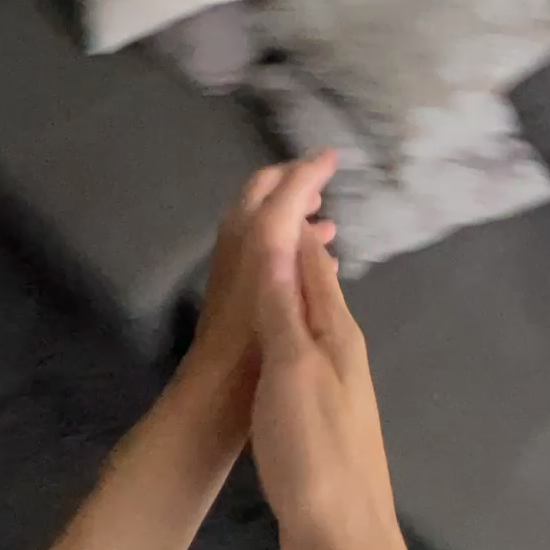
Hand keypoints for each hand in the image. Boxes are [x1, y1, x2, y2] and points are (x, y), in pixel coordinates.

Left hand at [185, 152, 338, 385]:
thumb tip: (313, 186)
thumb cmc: (252, 326)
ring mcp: (237, 266)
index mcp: (251, 230)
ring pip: (266, 223)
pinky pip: (268, 249)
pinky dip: (290, 242)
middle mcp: (239, 240)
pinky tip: (315, 264)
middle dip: (295, 183)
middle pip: (265, 195)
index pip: (280, 183)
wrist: (216, 390)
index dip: (308, 168)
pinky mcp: (240, 292)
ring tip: (327, 222)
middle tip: (326, 185)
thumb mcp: (273, 255)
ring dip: (294, 213)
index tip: (334, 158)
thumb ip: (292, 211)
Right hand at [251, 218, 438, 549]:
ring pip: (309, 318)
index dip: (295, 225)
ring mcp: (334, 381)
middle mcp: (341, 345)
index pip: (312, 262)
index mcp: (336, 328)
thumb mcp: (291, 368)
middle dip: (292, 251)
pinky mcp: (320, 411)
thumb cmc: (313, 446)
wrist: (341, 534)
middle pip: (315, 285)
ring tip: (265, 270)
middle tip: (265, 222)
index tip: (277, 191)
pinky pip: (302, 352)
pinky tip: (273, 341)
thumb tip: (283, 235)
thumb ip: (284, 305)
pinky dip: (285, 330)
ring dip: (289, 289)